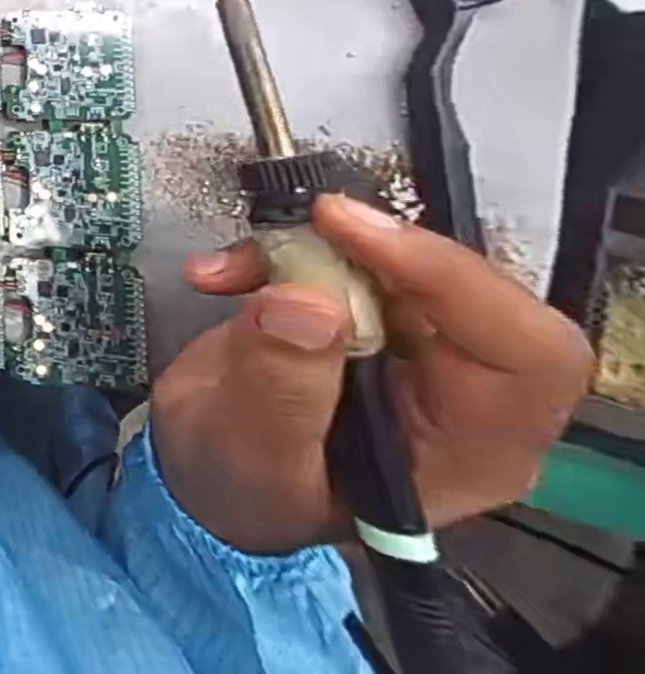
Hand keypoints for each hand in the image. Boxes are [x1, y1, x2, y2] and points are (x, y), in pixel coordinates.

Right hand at [153, 194, 592, 553]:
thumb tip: (304, 304)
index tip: (349, 231)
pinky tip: (215, 276)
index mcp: (469, 446)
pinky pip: (331, 266)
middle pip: (461, 294)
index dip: (450, 280)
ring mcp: (402, 354)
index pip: (519, 351)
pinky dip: (266, 256)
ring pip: (390, 268)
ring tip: (221, 273)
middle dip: (365, 254)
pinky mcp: (347, 324)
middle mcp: (457, 393)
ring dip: (298, 251)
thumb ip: (278, 389)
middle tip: (289, 231)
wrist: (197, 475)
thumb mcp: (249, 452)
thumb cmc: (235, 486)